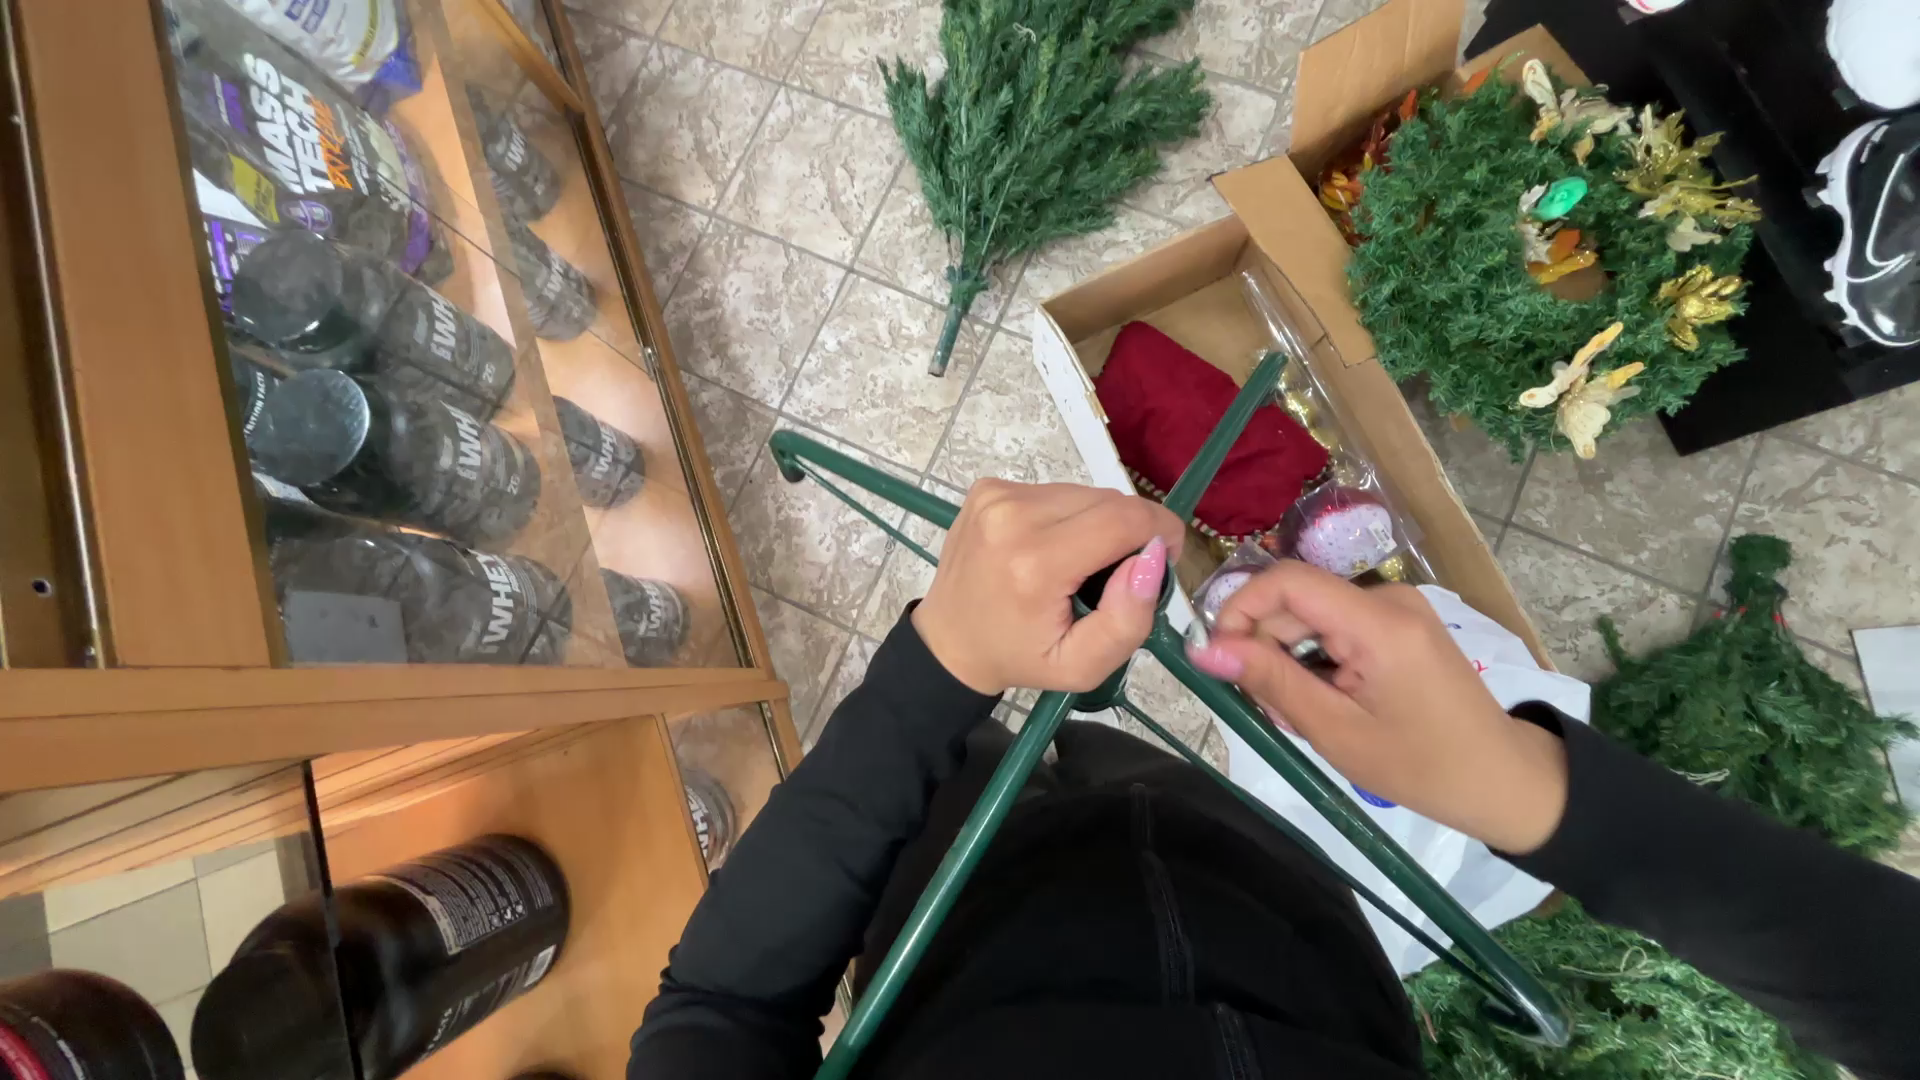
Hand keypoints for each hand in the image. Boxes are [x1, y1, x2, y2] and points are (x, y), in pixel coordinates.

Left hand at [912, 480, 1184, 696]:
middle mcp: (1013, 516)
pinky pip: (1055, 491)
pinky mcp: (988, 488)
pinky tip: (1048, 547)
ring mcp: (996, 496)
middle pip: (1108, 501)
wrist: (950, 640)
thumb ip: (1128, 620)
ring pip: (1084, 492)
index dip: (1161, 532)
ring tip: (1077, 565)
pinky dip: (1065, 516)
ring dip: (1096, 523)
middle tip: (1116, 575)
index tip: (1166, 558)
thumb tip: (1154, 558)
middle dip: (1130, 532)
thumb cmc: (1018, 656)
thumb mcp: (1082, 665)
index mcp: (1036, 563)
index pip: (1126, 519)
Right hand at [1185, 560, 1568, 853]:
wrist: (1505, 784)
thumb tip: (1202, 649)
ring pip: (1307, 617)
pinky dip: (1313, 660)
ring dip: (1287, 660)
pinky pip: (1331, 627)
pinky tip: (1322, 700)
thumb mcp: (1333, 730)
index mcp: (1378, 622)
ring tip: (1300, 714)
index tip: (1220, 657)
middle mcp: (1387, 599)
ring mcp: (1395, 609)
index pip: (1285, 581)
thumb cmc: (1421, 766)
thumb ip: (1267, 681)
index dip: (1239, 609)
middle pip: (1294, 602)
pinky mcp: (1396, 623)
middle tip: (1265, 708)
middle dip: (1264, 648)